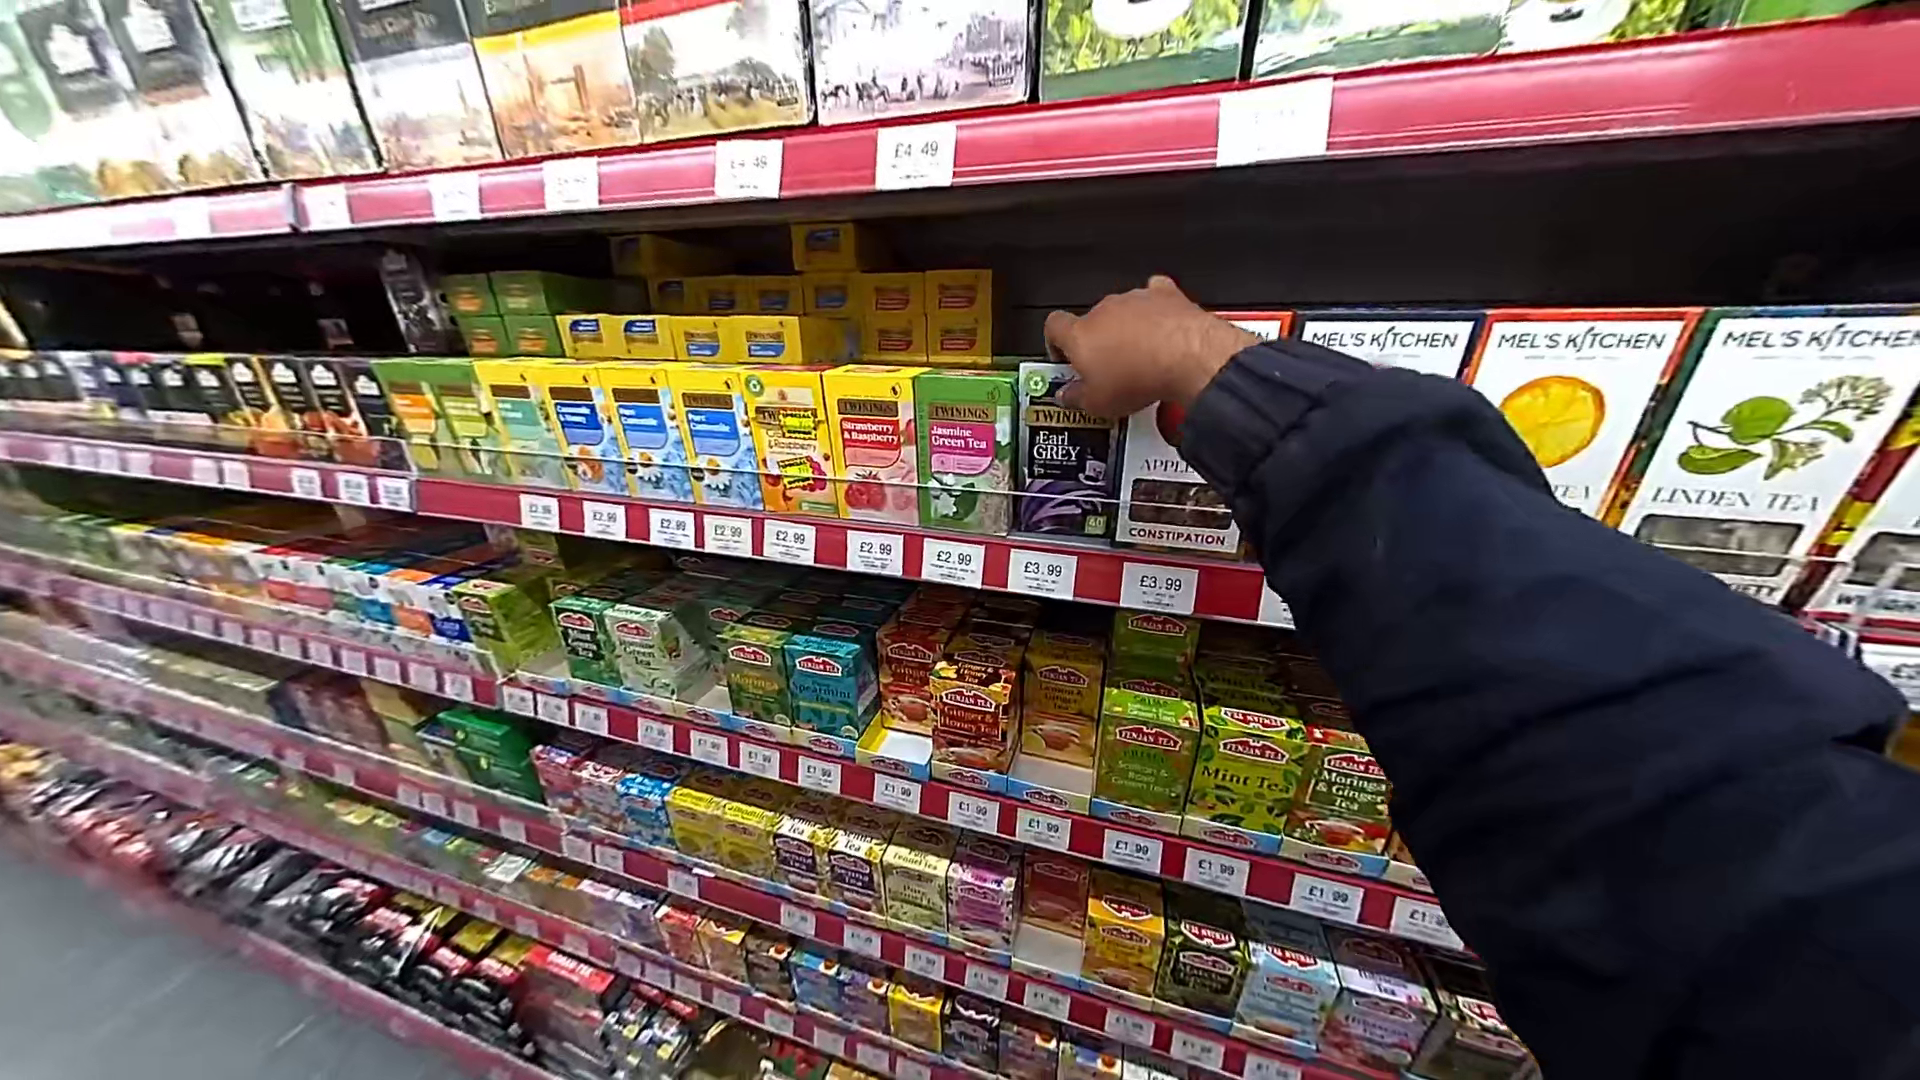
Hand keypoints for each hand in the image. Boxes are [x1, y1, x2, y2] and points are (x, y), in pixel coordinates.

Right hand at [1043, 276, 1260, 418]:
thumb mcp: (1097, 404)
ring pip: (1122, 312)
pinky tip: (1160, 330)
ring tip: (1137, 358)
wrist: (1187, 358)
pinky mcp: (1164, 296)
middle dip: (1096, 342)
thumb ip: (1076, 397)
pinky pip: (1154, 297)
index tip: (1065, 358)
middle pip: (1090, 321)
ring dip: (1125, 330)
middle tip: (1106, 369)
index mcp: (1079, 334)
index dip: (1055, 342)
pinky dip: (1155, 312)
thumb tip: (1068, 396)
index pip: (1053, 326)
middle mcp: (1104, 310)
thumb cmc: (1140, 376)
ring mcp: (1134, 299)